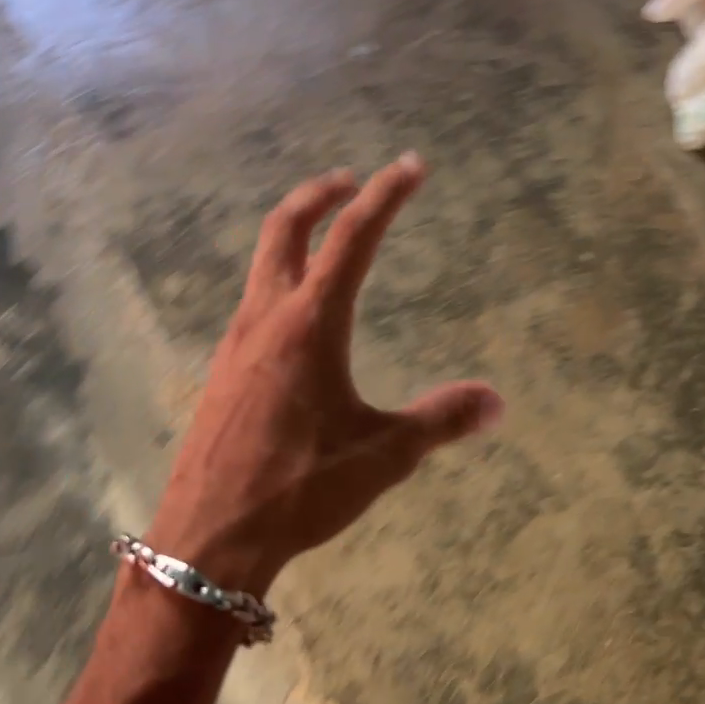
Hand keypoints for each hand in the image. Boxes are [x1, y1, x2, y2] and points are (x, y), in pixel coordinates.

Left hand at [146, 154, 505, 597]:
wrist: (208, 537)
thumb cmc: (298, 490)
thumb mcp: (381, 455)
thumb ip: (439, 420)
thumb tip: (496, 401)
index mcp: (310, 324)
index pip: (353, 238)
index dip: (386, 196)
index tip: (410, 166)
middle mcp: (267, 317)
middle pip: (285, 226)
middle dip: (321, 192)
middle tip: (354, 179)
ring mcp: (236, 341)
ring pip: (262, 261)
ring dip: (295, 233)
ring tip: (328, 237)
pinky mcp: (222, 368)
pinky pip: (252, 300)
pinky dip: (279, 278)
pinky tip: (298, 315)